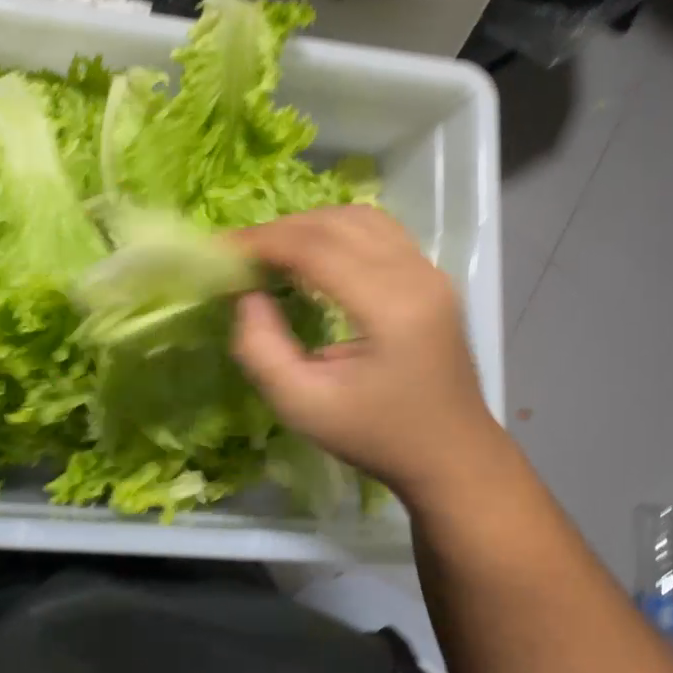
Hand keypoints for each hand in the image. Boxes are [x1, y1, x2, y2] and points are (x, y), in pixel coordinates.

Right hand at [232, 206, 501, 494]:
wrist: (452, 455)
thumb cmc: (376, 436)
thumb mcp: (303, 406)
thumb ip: (261, 349)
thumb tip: (245, 295)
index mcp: (390, 308)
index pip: (315, 248)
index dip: (263, 242)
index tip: (220, 251)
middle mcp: (416, 276)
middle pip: (336, 224)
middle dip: (280, 230)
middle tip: (238, 253)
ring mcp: (430, 271)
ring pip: (359, 217)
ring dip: (309, 224)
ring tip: (271, 251)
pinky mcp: (431, 275)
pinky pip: (378, 229)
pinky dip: (336, 229)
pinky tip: (311, 253)